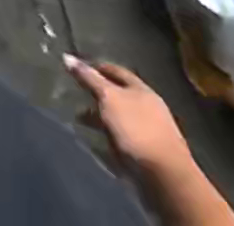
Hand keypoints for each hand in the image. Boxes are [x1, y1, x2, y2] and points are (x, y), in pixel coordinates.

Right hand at [67, 56, 194, 176]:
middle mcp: (148, 106)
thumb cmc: (135, 129)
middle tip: (76, 93)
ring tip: (81, 119)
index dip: (97, 67)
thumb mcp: (108, 97)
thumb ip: (89, 78)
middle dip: (97, 93)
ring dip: (101, 115)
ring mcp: (150, 129)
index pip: (117, 71)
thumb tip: (67, 57)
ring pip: (120, 115)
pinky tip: (98, 137)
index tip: (78, 68)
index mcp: (142, 90)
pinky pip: (123, 134)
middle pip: (119, 93)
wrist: (165, 176)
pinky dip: (109, 132)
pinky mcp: (148, 150)